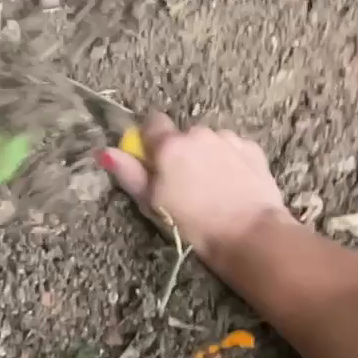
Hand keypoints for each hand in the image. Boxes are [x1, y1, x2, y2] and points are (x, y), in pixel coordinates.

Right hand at [98, 114, 296, 253]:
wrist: (247, 234)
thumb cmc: (192, 225)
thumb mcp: (151, 203)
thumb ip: (129, 174)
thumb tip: (105, 151)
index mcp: (170, 146)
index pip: (151, 123)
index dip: (149, 141)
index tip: (152, 162)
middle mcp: (199, 134)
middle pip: (182, 136)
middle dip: (179, 154)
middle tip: (181, 186)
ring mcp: (228, 139)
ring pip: (208, 142)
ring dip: (204, 158)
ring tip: (208, 190)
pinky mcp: (252, 150)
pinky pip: (232, 150)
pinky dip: (228, 163)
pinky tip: (229, 187)